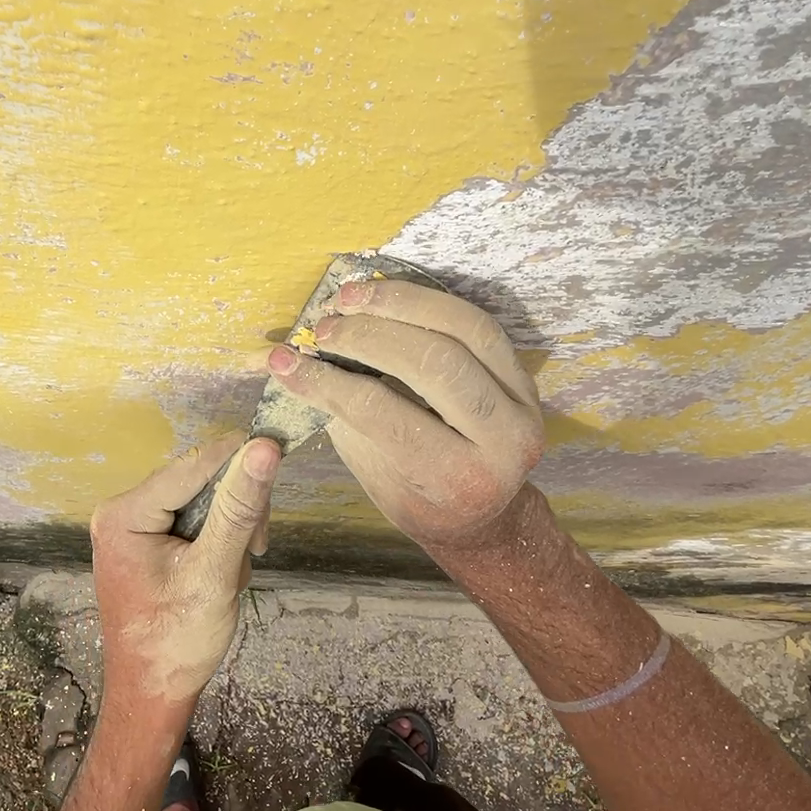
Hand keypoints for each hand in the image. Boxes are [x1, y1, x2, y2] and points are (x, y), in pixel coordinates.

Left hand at [88, 434, 279, 708]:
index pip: (194, 464)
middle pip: (196, 479)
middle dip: (233, 508)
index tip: (282, 454)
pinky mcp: (142, 539)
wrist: (151, 694)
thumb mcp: (215, 572)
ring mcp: (130, 524)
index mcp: (125, 512)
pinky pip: (189, 519)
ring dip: (228, 528)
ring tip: (233, 570)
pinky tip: (219, 570)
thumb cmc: (177, 640)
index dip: (239, 459)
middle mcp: (121, 509)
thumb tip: (264, 447)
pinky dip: (214, 539)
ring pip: (198, 499)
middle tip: (254, 549)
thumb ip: (239, 509)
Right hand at [266, 279, 544, 551]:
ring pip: (463, 328)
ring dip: (398, 303)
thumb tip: (297, 361)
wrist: (482, 516)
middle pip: (432, 363)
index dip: (327, 382)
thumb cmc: (416, 499)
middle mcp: (502, 441)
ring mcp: (524, 403)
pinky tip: (385, 295)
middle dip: (367, 335)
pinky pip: (476, 322)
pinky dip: (427, 302)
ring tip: (348, 296)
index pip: (382, 414)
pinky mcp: (525, 376)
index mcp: (456, 477)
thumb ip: (345, 416)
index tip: (285, 361)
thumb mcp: (373, 471)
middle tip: (321, 327)